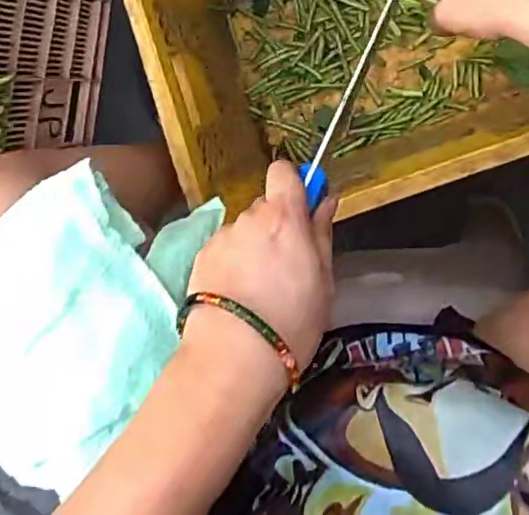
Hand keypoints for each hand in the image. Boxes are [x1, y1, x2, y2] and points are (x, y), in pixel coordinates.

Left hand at [185, 160, 336, 374]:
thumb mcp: (323, 280)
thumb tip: (327, 199)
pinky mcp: (201, 256)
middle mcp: (250, 217)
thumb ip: (322, 232)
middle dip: (276, 226)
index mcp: (284, 216)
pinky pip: (224, 249)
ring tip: (258, 289)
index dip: (293, 184)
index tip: (303, 208)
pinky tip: (237, 295)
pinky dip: (231, 264)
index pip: (283, 171)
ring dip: (252, 247)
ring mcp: (223, 235)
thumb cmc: (291, 320)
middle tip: (285, 265)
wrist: (232, 357)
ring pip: (244, 230)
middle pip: (265, 207)